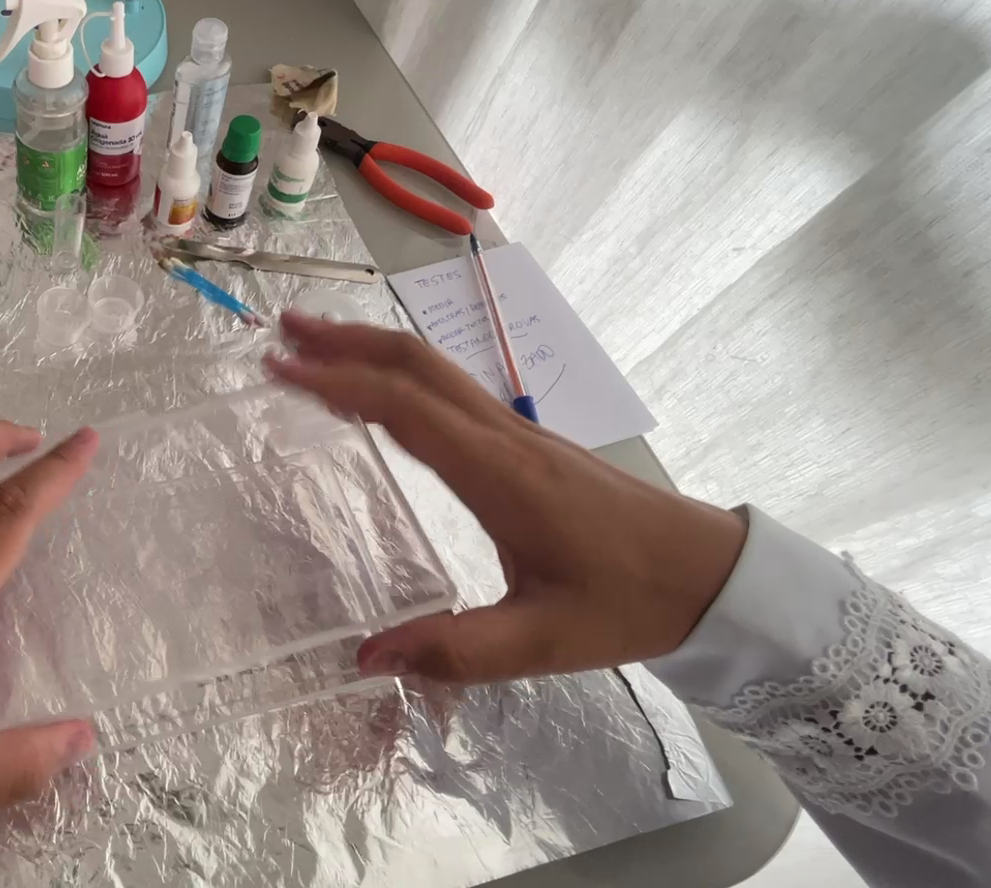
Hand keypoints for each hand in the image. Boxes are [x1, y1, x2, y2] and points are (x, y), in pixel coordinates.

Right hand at [266, 312, 746, 684]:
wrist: (709, 572)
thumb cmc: (628, 602)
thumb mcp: (543, 641)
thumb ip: (454, 650)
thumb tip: (366, 657)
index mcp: (496, 472)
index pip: (403, 407)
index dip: (336, 382)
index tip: (281, 369)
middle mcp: (498, 432)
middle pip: (413, 362)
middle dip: (342, 340)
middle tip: (283, 333)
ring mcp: (510, 426)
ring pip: (429, 364)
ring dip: (367, 344)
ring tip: (313, 339)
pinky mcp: (517, 434)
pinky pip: (443, 383)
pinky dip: (394, 367)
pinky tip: (374, 380)